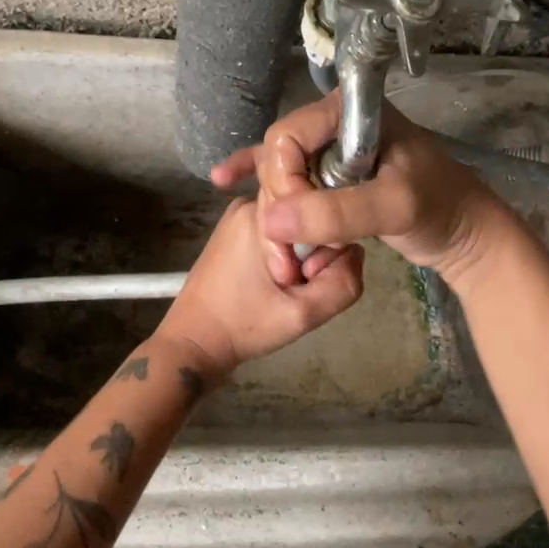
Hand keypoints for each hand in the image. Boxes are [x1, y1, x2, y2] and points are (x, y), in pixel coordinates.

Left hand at [154, 197, 364, 381]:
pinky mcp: (234, 232)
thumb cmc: (243, 326)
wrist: (192, 343)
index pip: (321, 212)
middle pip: (308, 218)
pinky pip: (278, 234)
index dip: (327, 248)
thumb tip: (356, 253)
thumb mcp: (303, 314)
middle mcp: (249, 204)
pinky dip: (282, 259)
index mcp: (263, 214)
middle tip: (291, 289)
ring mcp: (239, 216)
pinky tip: (270, 286)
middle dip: (311, 255)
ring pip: (295, 228)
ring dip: (297, 259)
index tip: (306, 279)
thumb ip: (344, 283)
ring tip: (279, 291)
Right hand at [211, 92, 522, 283]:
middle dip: (277, 203)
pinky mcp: (331, 174)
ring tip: (277, 251)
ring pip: (280, 172)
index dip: (282, 182)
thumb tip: (270, 220)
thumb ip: (335, 212)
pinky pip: (289, 176)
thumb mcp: (393, 208)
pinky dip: (260, 182)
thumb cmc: (439, 209)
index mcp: (349, 112)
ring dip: (273, 209)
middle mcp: (335, 123)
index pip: (287, 138)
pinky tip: (223, 180)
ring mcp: (332, 148)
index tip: (297, 225)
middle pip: (278, 157)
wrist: (467, 234)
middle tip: (287, 251)